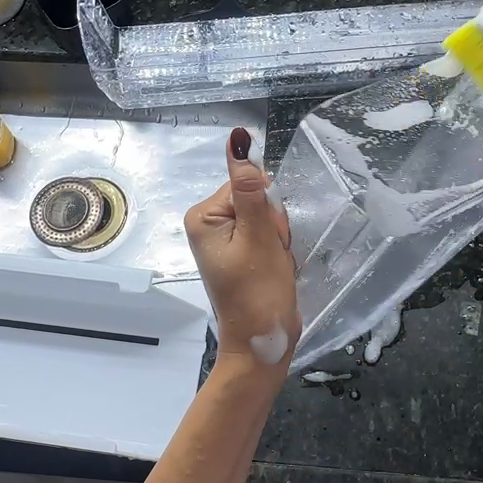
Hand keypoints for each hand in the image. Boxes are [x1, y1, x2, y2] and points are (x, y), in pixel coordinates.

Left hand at [184, 127, 298, 372]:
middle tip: (271, 255)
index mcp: (204, 216)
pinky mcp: (240, 252)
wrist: (263, 341)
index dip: (266, 209)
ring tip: (272, 264)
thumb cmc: (259, 292)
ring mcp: (225, 239)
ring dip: (278, 239)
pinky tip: (273, 267)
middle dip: (273, 225)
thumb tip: (236, 141)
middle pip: (257, 199)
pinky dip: (277, 249)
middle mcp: (209, 224)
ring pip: (267, 217)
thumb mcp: (259, 237)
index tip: (265, 237)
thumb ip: (251, 189)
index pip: (247, 184)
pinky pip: (267, 234)